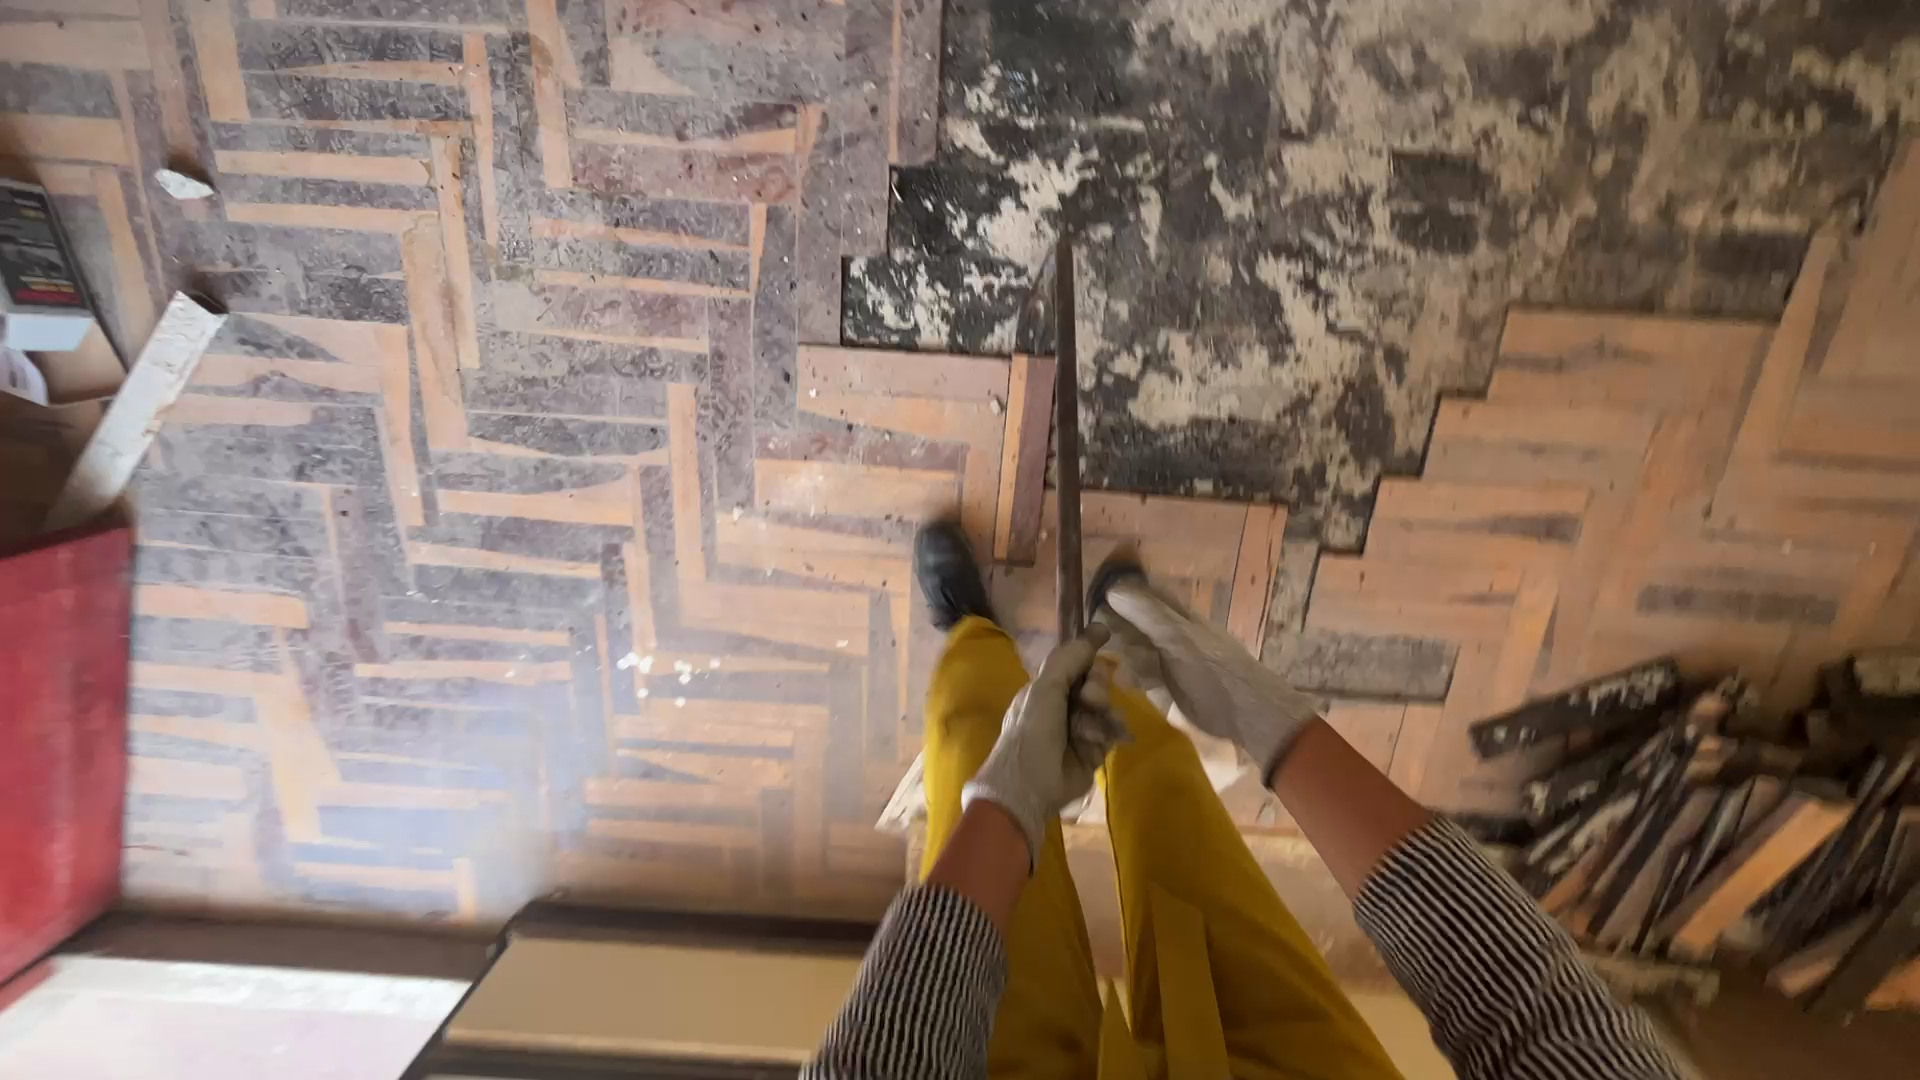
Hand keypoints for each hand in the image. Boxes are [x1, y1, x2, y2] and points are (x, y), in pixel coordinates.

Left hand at [961, 625, 1128, 868]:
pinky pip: (1112, 730)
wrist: (1029, 784)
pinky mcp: (1094, 749)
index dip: (1089, 650)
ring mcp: (1080, 727)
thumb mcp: (1046, 687)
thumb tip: (1098, 628)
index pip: (1075, 661)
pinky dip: (1107, 733)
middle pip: (1096, 680)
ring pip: (1107, 706)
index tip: (1105, 633)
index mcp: (1047, 686)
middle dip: (1097, 686)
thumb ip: (1070, 658)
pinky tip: (1100, 740)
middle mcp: (1064, 703)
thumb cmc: (1031, 730)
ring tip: (1087, 730)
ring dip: (1101, 714)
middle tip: (1089, 699)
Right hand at [1100, 577, 1320, 780]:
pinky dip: (1133, 676)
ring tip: (1103, 663)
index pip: (1145, 593)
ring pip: (1139, 649)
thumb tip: (1113, 589)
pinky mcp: (1171, 686)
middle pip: (1138, 622)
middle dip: (1115, 626)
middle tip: (1091, 635)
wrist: (1247, 714)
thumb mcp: (1177, 637)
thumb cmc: (1213, 671)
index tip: (1093, 596)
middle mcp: (1174, 632)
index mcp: (1179, 615)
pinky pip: (1145, 674)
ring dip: (1122, 654)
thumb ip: (1147, 613)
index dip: (1121, 591)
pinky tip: (1122, 682)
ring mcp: (1172, 660)